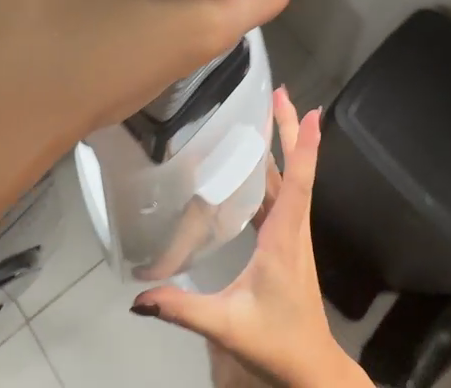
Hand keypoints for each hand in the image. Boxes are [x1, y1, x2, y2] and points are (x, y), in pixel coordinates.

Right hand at [130, 90, 371, 387]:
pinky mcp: (284, 242)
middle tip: (280, 92)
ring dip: (279, 147)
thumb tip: (139, 297)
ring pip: (285, 181)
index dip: (304, 146)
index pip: (298, 183)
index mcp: (285, 238)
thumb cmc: (277, 341)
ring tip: (266, 111)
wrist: (311, 369)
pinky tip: (250, 164)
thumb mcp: (227, 325)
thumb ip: (184, 309)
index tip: (310, 110)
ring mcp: (290, 235)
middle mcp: (292, 228)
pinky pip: (278, 197)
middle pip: (292, 171)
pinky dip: (269, 173)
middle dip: (286, 130)